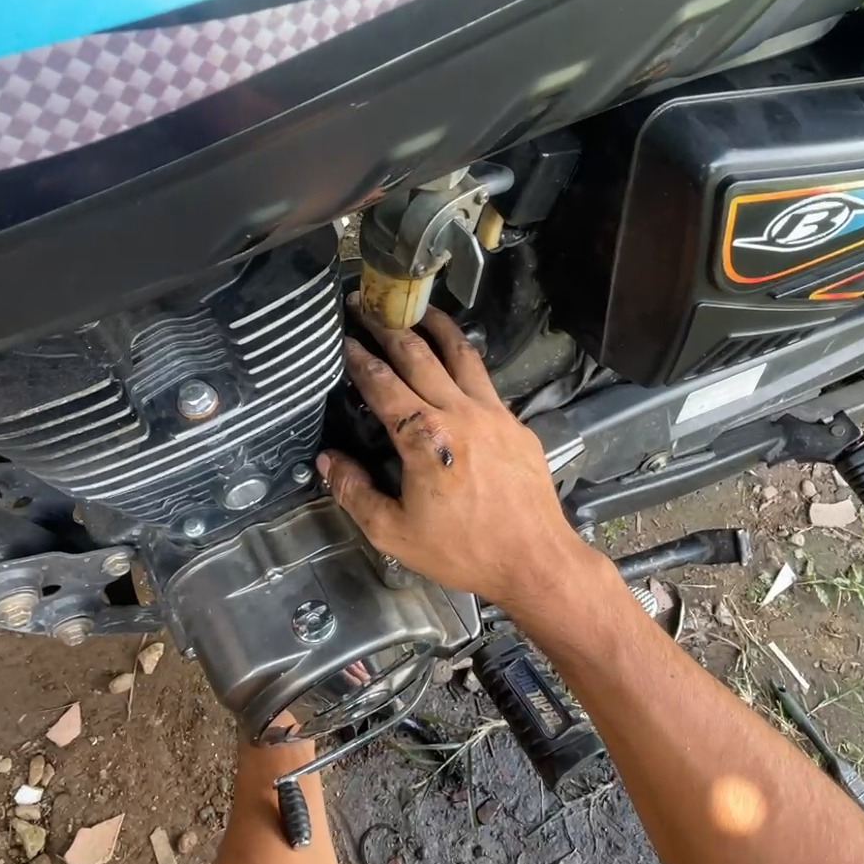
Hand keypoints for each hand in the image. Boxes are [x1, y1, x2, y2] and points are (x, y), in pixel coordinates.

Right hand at [317, 299, 601, 607]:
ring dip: (433, 325)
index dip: (357, 358)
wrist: (535, 559)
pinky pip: (484, 378)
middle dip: (386, 326)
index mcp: (424, 437)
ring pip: (459, 353)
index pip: (381, 383)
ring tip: (416, 308)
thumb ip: (356, 493)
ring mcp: (493, 413)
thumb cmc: (465, 550)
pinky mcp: (515, 423)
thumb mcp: (395, 533)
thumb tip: (329, 462)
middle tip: (366, 305)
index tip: (342, 338)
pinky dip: (464, 358)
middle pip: (417, 354)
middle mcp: (459, 413)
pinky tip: (457, 357)